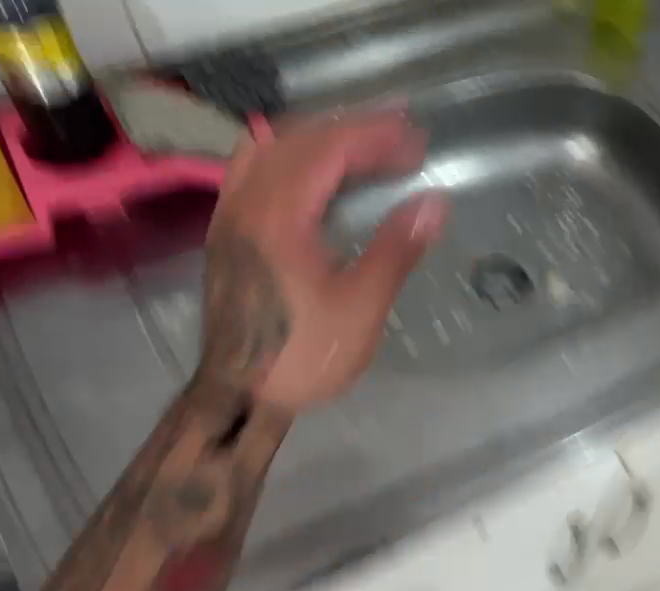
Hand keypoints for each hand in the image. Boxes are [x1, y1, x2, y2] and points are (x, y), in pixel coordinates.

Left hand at [201, 109, 447, 409]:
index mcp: (280, 213)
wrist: (238, 392)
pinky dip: (289, 155)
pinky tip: (309, 171)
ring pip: (272, 148)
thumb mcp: (360, 308)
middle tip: (401, 137)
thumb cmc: (303, 355)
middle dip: (353, 129)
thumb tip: (433, 203)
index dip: (376, 136)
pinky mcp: (226, 232)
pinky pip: (253, 167)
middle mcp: (248, 199)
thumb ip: (395, 250)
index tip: (417, 138)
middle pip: (300, 137)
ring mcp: (230, 213)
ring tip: (362, 146)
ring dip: (320, 137)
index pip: (330, 147)